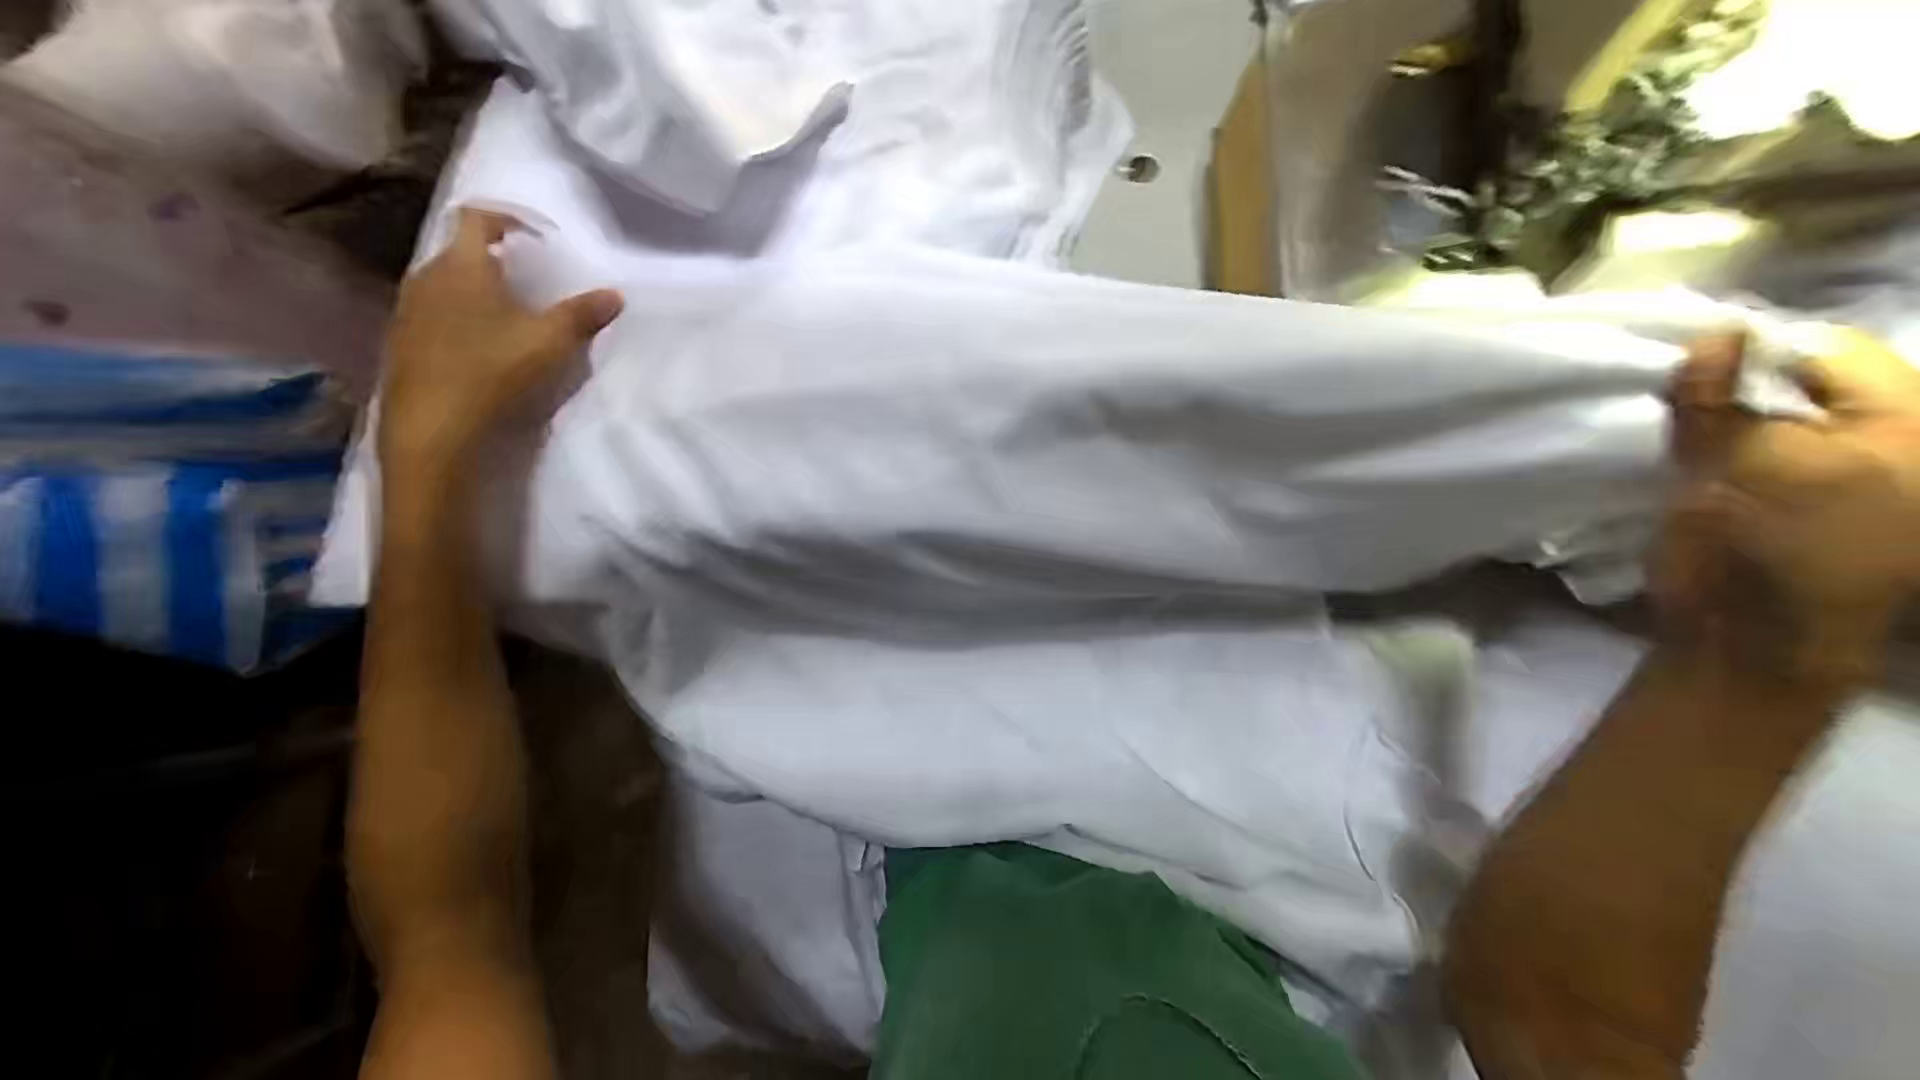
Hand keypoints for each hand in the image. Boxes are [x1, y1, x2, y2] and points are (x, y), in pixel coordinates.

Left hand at [379, 207, 622, 481]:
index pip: (477, 217)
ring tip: (513, 316)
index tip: (539, 237)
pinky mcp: (403, 342)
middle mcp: (427, 277)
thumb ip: (584, 314)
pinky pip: (437, 314)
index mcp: (462, 266)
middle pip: (462, 252)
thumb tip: (615, 294)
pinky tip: (486, 347)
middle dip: (498, 261)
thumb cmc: (494, 371)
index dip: (509, 218)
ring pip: (448, 284)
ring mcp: (408, 310)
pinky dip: (463, 317)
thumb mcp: (552, 342)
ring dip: (480, 291)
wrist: (434, 427)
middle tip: (534, 282)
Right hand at [1659, 331, 1919, 680]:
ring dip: (1725, 409)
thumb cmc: (1765, 549)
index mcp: (1911, 424)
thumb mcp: (1744, 466)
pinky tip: (1688, 444)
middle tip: (1675, 385)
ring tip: (1676, 414)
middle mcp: (1896, 440)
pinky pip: (1762, 445)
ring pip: (1778, 412)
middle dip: (1739, 379)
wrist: (1749, 639)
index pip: (1831, 351)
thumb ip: (1723, 399)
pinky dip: (1722, 437)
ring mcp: (1853, 471)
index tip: (1686, 358)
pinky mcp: (1807, 498)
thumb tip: (1713, 330)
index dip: (1756, 348)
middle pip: (1805, 379)